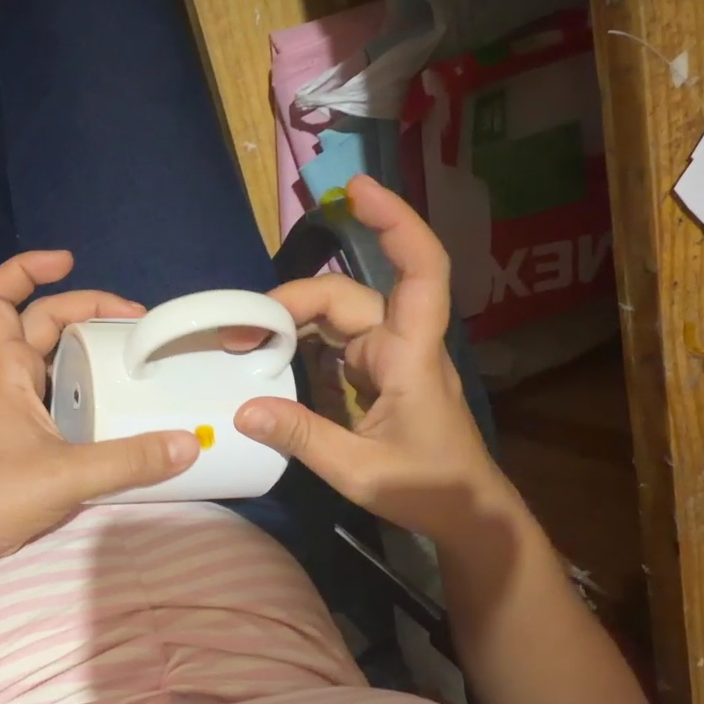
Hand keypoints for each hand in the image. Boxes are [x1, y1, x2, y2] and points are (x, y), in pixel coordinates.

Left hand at [0, 251, 200, 561]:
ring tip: (132, 351)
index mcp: (5, 373)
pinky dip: (84, 383)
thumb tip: (190, 443)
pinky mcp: (25, 437)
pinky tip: (115, 402)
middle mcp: (7, 382)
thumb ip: (130, 461)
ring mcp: (14, 410)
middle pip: (39, 323)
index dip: (24, 269)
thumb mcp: (68, 475)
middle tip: (135, 319)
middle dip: (84, 309)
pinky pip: (57, 393)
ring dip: (85, 345)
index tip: (67, 261)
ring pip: (49, 358)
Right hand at [234, 175, 500, 534]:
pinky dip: (302, 344)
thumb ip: (302, 438)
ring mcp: (388, 360)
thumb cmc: (427, 488)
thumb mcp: (358, 471)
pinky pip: (335, 345)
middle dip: (292, 303)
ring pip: (338, 318)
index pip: (420, 271)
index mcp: (411, 358)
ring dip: (293, 322)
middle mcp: (401, 346)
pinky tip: (270, 355)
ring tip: (244, 340)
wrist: (464, 512)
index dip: (394, 223)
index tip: (356, 190)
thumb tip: (243, 409)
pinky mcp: (377, 376)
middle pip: (348, 298)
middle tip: (238, 332)